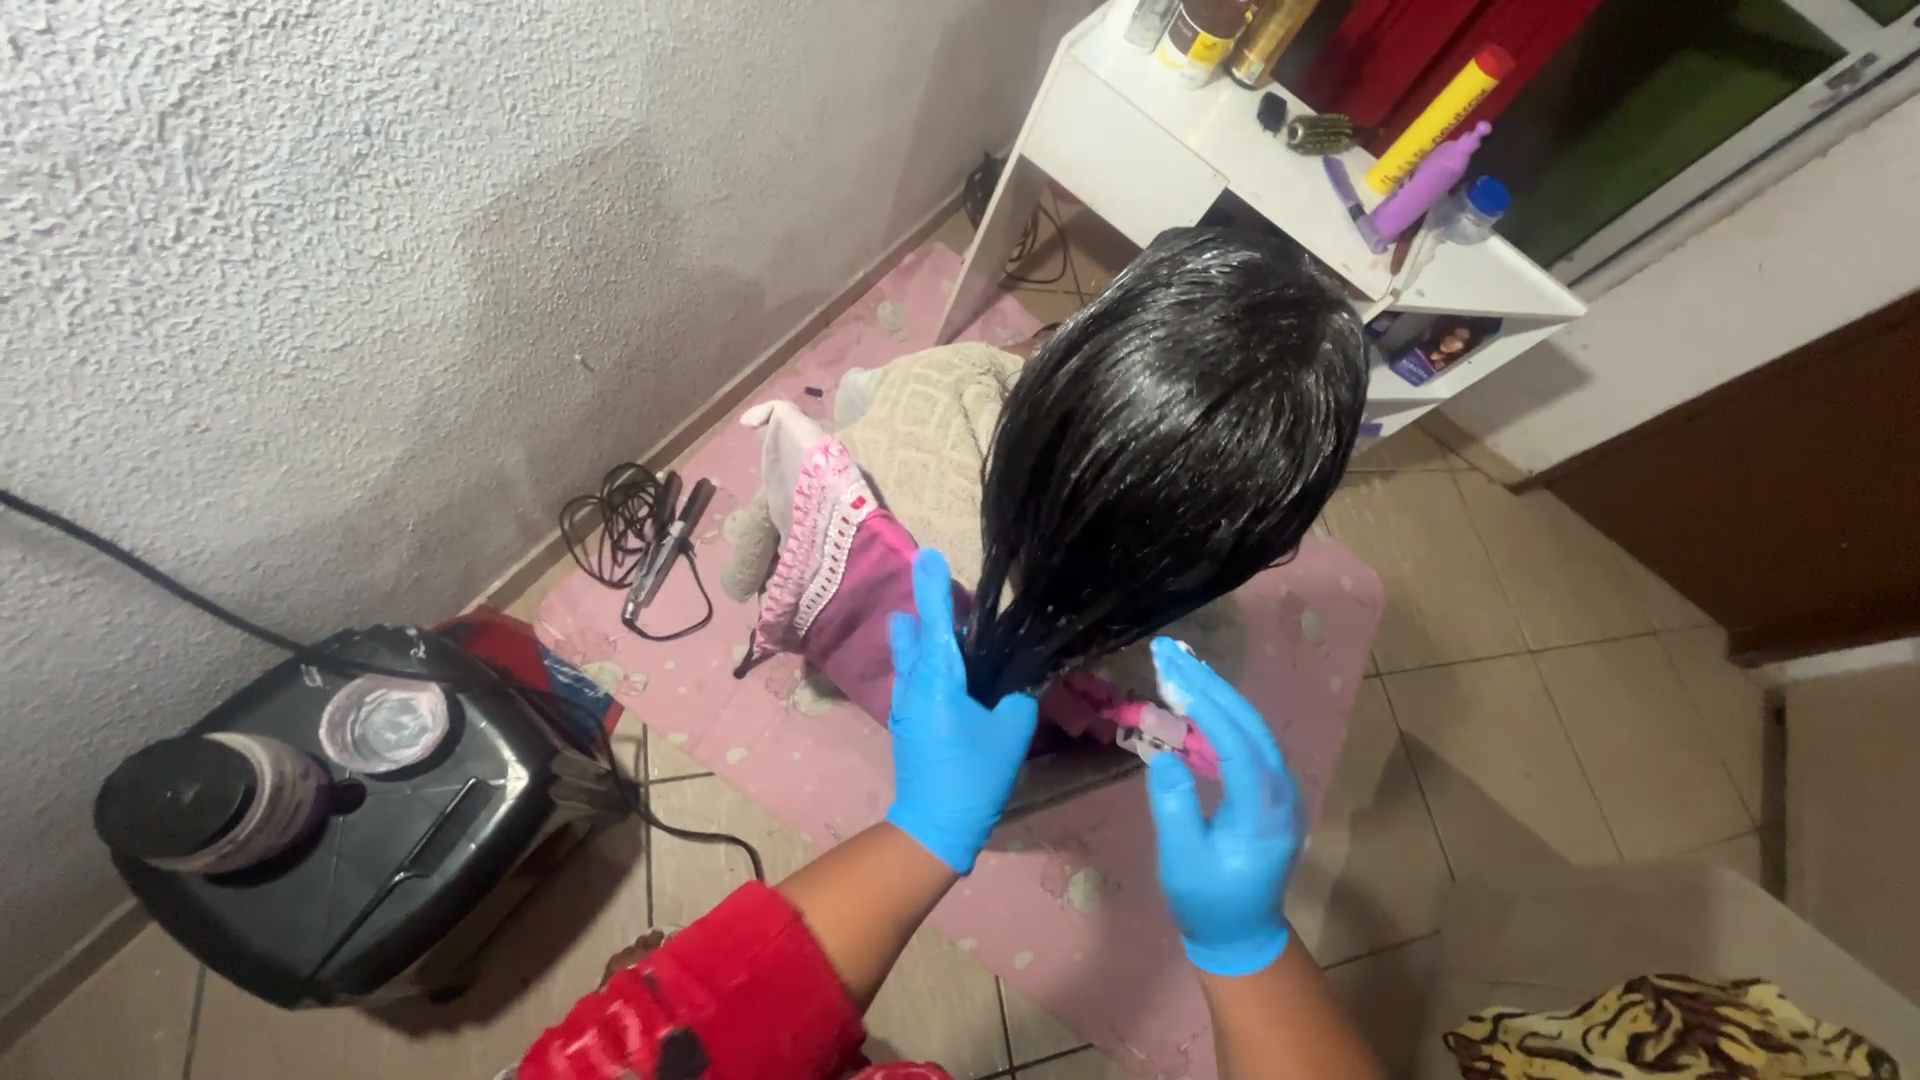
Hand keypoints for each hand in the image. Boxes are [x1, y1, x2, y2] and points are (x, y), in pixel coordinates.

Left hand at [883, 549, 1039, 874]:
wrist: (935, 825)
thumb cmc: (974, 776)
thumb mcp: (1011, 734)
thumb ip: (1019, 700)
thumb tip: (1018, 687)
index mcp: (939, 680)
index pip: (934, 622)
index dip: (932, 586)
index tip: (928, 554)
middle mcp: (914, 685)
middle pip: (914, 634)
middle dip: (928, 610)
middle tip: (951, 596)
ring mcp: (905, 705)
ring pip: (910, 656)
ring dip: (924, 637)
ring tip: (950, 631)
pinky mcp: (907, 722)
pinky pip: (914, 678)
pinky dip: (928, 664)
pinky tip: (952, 676)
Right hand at [1145, 637, 1302, 976]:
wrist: (1241, 934)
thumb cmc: (1207, 899)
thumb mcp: (1183, 859)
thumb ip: (1174, 806)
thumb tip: (1166, 756)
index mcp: (1264, 809)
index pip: (1238, 743)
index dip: (1206, 707)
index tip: (1172, 677)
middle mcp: (1280, 791)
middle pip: (1249, 724)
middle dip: (1210, 684)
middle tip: (1171, 653)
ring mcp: (1278, 790)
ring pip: (1250, 728)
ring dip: (1215, 693)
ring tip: (1177, 666)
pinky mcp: (1267, 791)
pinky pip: (1245, 741)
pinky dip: (1218, 716)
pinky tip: (1192, 701)